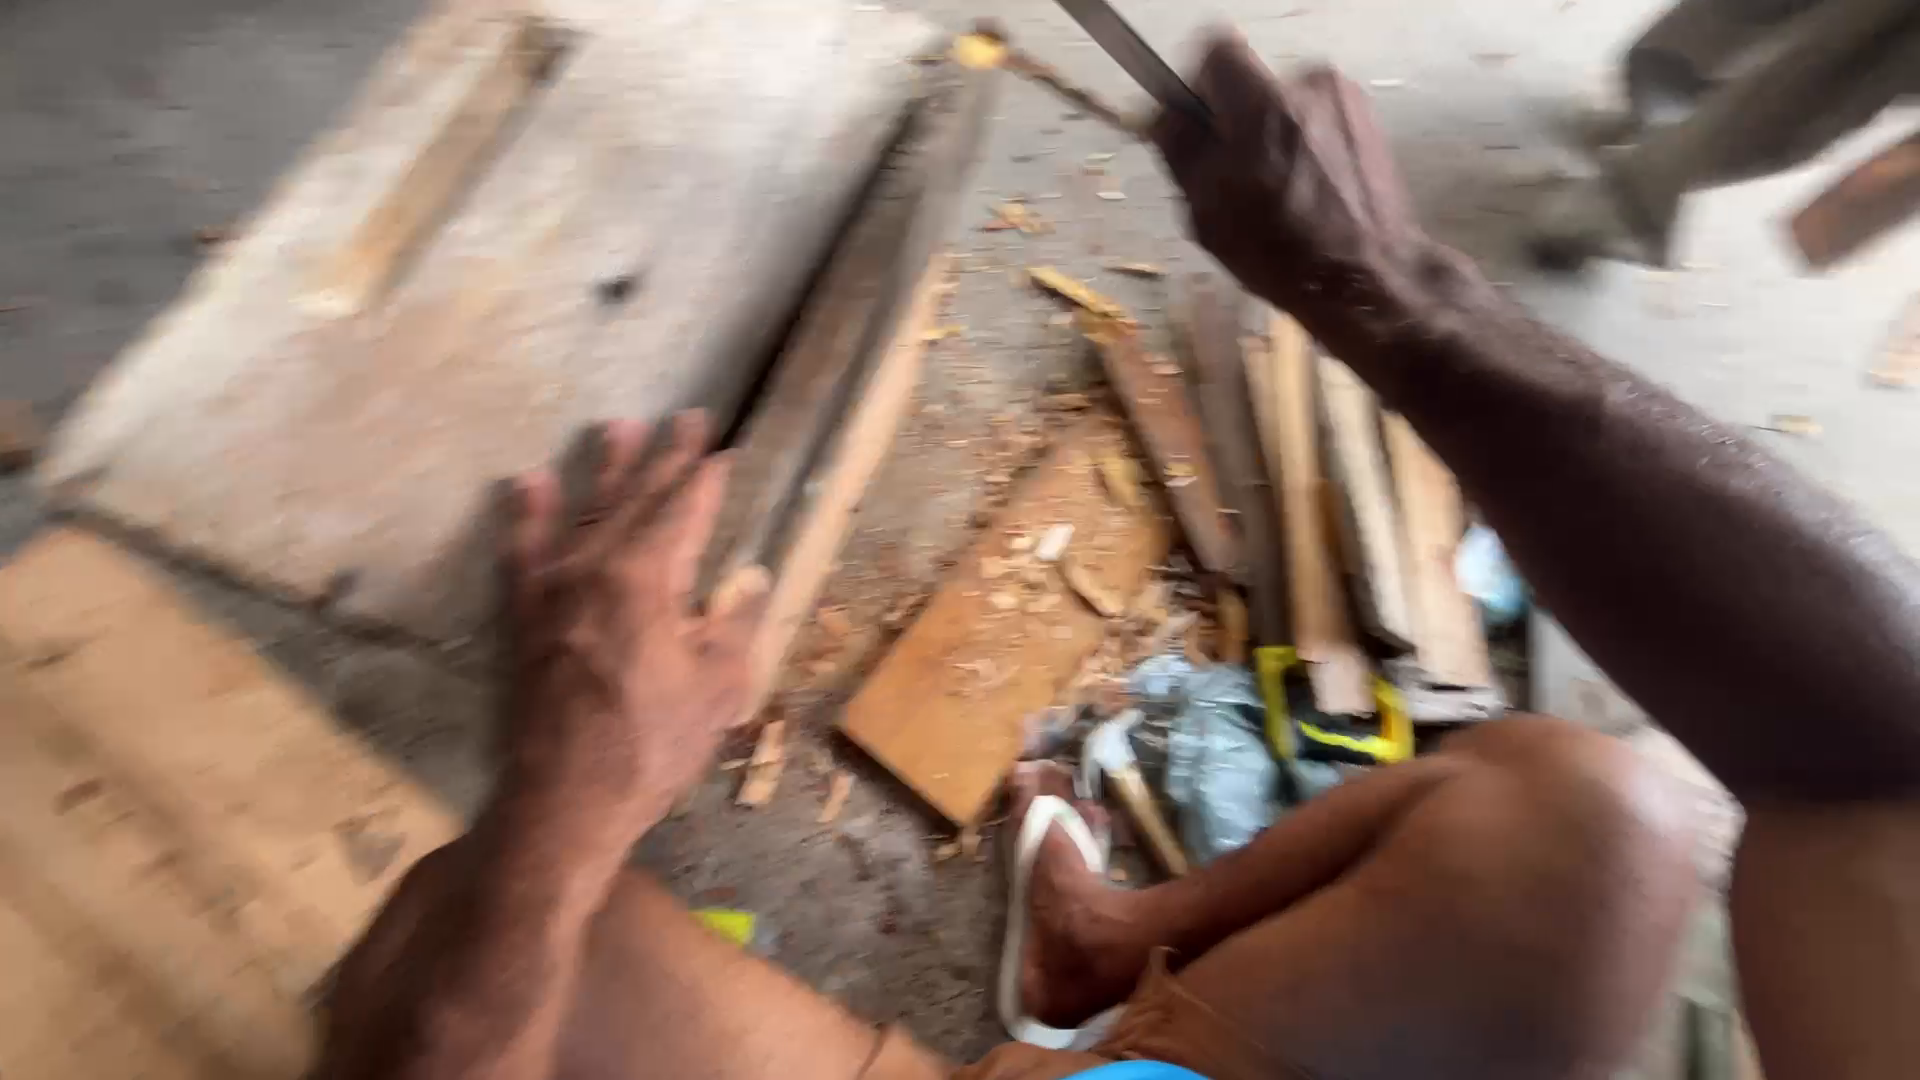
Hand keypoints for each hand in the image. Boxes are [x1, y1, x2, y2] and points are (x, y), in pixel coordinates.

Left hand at [499, 411, 769, 837]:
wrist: (563, 803)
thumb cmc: (654, 744)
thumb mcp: (720, 687)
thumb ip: (734, 622)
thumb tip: (752, 576)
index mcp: (649, 580)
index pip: (686, 511)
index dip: (707, 478)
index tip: (723, 447)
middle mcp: (596, 568)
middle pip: (638, 499)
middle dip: (666, 456)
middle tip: (687, 416)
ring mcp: (552, 589)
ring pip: (584, 511)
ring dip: (606, 469)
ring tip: (619, 427)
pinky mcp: (524, 616)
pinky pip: (523, 551)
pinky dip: (527, 514)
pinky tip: (528, 481)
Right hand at [1153, 31, 1433, 342]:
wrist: (1365, 273)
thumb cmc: (1277, 253)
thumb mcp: (1208, 213)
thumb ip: (1181, 152)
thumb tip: (1163, 114)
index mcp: (1261, 105)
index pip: (1215, 51)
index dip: (1195, 85)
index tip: (1193, 126)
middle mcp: (1307, 85)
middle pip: (1248, 85)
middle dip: (1232, 125)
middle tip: (1229, 182)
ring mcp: (1343, 98)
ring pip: (1281, 106)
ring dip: (1266, 140)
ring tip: (1271, 197)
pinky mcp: (1366, 118)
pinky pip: (1313, 120)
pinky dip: (1299, 149)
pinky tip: (1303, 195)